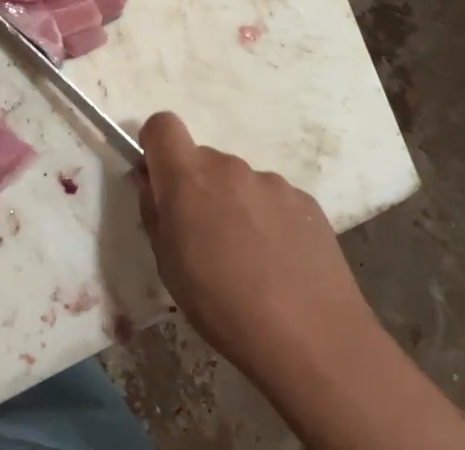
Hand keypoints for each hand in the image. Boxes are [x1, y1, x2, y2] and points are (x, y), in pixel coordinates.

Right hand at [135, 112, 376, 374]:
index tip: (158, 181)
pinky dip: (268, 221)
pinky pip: (273, 200)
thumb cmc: (222, 305)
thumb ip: (154, 212)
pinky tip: (279, 265)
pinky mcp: (308, 202)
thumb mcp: (167, 264)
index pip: (162, 125)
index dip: (155, 147)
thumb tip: (152, 183)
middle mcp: (231, 168)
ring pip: (239, 182)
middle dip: (196, 188)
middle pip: (203, 160)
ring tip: (248, 260)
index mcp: (189, 178)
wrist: (312, 338)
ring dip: (234, 206)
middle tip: (203, 238)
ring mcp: (273, 183)